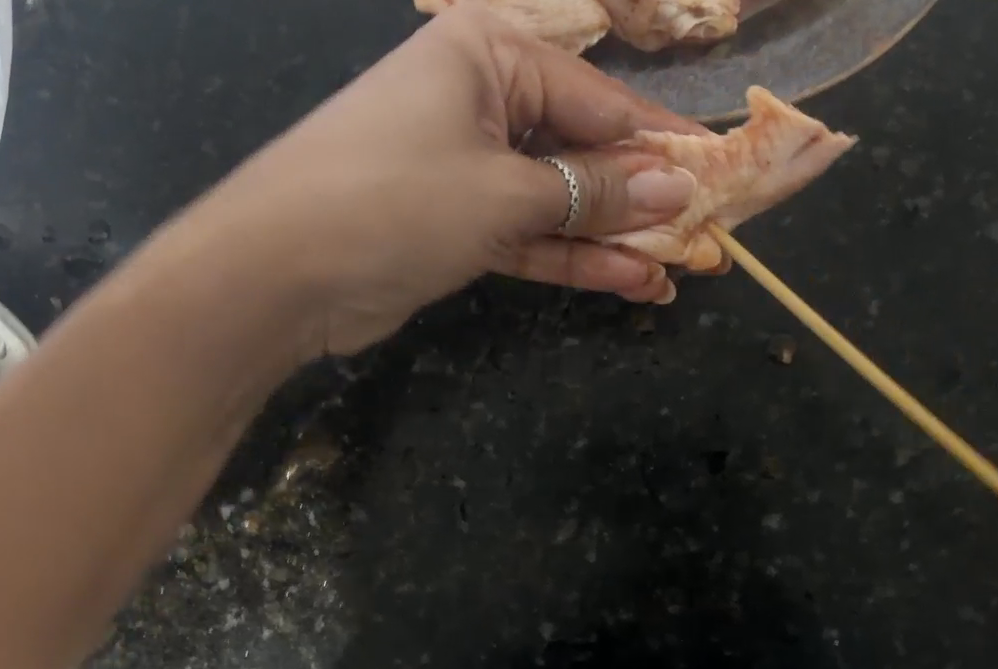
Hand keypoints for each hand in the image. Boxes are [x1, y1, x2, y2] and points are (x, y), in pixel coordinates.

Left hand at [173, 3, 703, 356]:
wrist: (280, 274)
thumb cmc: (393, 200)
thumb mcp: (506, 191)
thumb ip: (594, 194)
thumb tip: (679, 190)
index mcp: (487, 56)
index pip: (597, 101)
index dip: (658, 147)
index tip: (717, 179)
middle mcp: (481, 102)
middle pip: (582, 151)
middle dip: (640, 201)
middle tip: (705, 237)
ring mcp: (469, 170)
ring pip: (561, 202)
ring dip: (615, 240)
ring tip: (677, 272)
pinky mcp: (460, 226)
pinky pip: (533, 237)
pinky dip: (576, 261)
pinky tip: (630, 284)